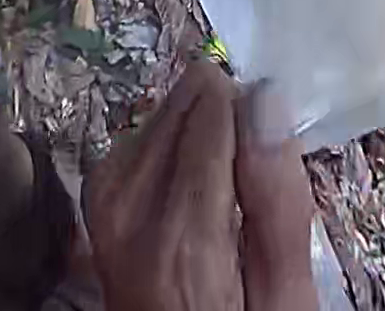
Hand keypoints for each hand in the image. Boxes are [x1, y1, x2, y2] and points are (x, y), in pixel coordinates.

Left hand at [84, 61, 316, 310]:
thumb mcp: (285, 297)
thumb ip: (278, 199)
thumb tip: (265, 97)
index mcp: (179, 230)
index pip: (215, 100)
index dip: (252, 124)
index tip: (263, 172)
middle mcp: (128, 197)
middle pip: (191, 95)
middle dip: (226, 127)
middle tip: (241, 189)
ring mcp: (106, 187)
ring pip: (173, 103)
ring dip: (203, 139)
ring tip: (218, 198)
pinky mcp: (99, 182)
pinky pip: (152, 124)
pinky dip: (180, 149)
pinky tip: (190, 193)